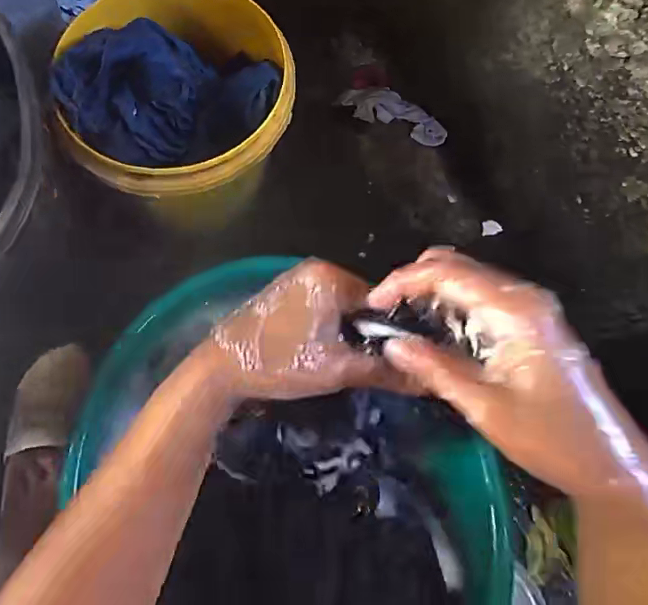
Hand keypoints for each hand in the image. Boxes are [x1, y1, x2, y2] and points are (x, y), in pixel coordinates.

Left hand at [206, 259, 398, 401]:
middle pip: (359, 301)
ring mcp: (298, 278)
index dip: (388, 330)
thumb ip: (383, 371)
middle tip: (364, 364)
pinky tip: (318, 350)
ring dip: (344, 330)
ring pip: (339, 305)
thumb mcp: (338, 370)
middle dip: (364, 331)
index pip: (379, 299)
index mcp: (332, 276)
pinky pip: (320, 305)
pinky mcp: (284, 292)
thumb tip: (427, 380)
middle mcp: (317, 268)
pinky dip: (326, 325)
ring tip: (342, 360)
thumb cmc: (282, 363)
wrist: (220, 369)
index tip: (393, 357)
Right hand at [369, 248, 647, 499]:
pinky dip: (456, 304)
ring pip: (470, 278)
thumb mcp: (485, 407)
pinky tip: (440, 331)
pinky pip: (485, 295)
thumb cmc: (549, 438)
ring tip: (405, 323)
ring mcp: (531, 304)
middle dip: (416, 282)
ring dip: (435, 293)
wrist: (610, 463)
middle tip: (387, 314)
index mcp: (513, 308)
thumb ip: (435, 368)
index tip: (374, 302)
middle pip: (458, 265)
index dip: (404, 280)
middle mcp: (523, 294)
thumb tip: (392, 344)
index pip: (447, 272)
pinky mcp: (533, 318)